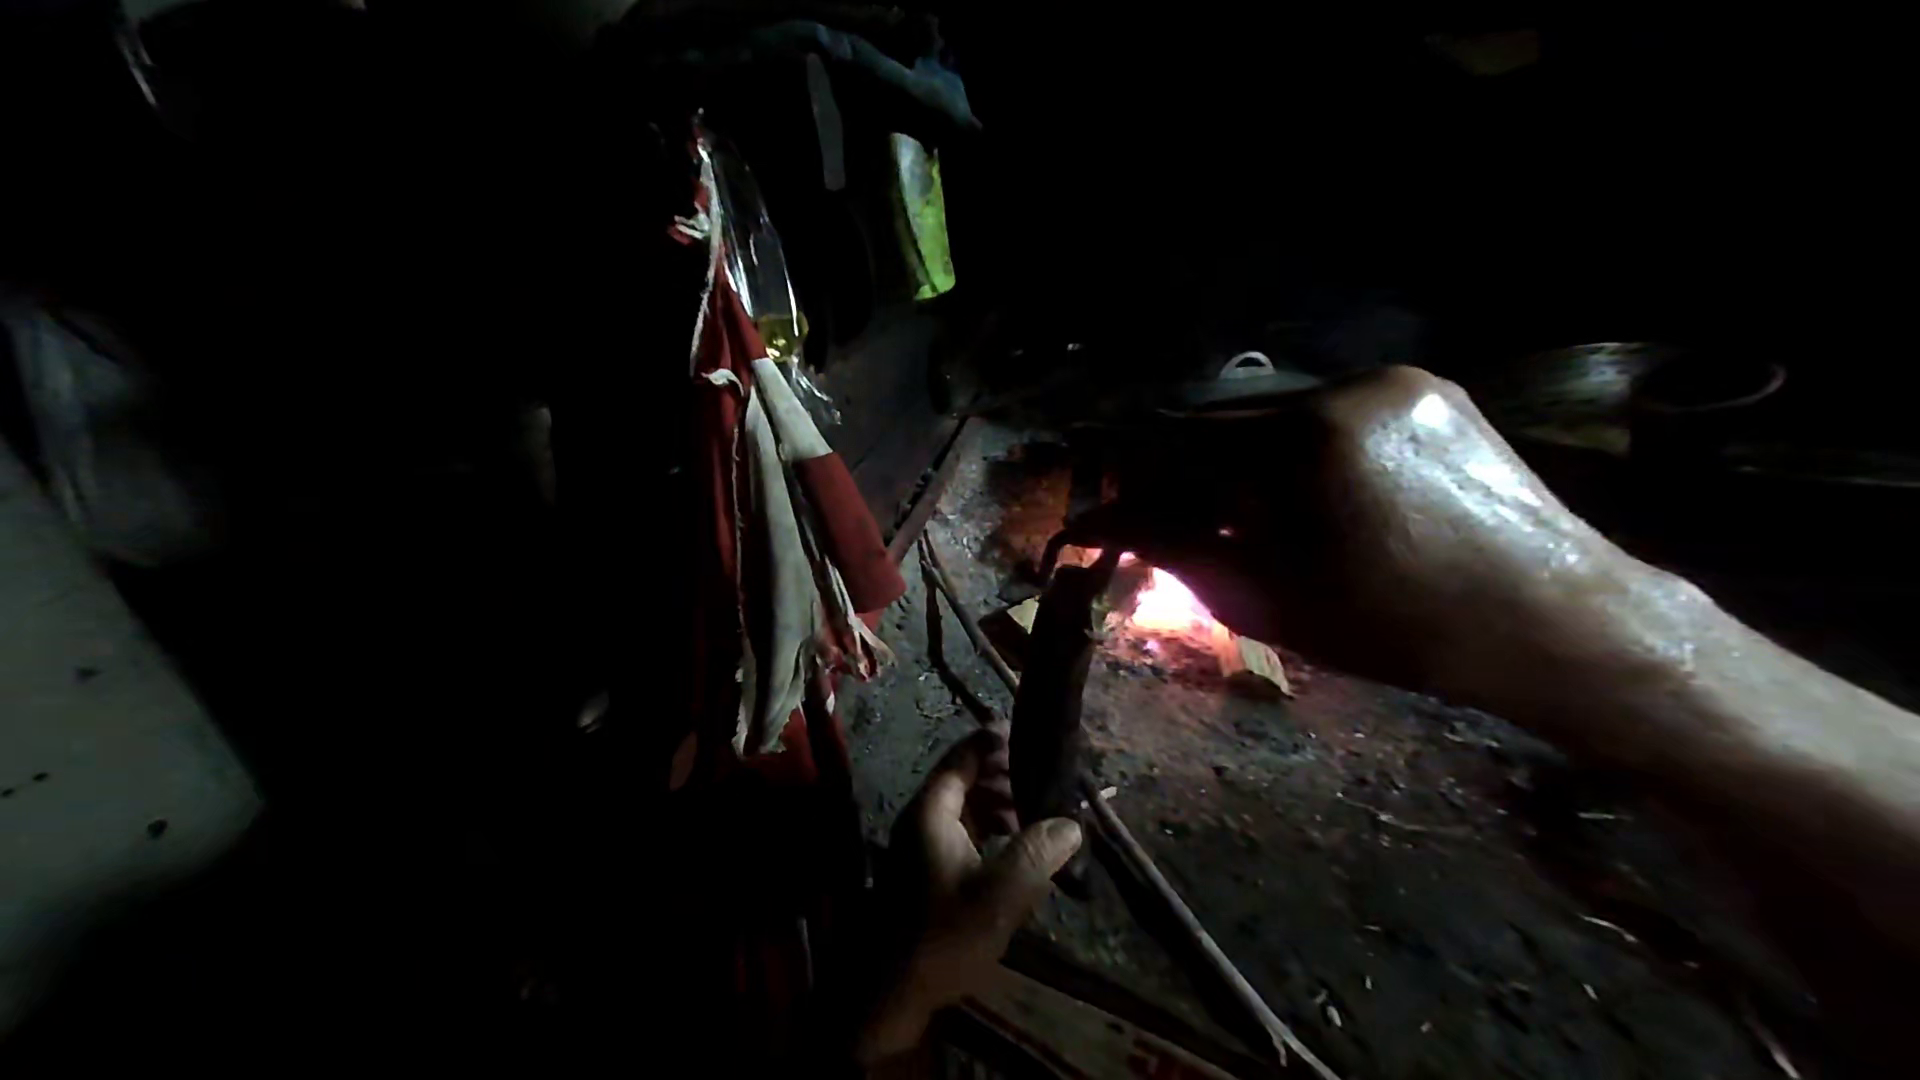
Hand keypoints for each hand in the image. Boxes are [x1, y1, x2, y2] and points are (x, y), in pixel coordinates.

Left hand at [855, 729, 1082, 1064]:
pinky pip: (962, 832)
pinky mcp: (926, 870)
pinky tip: (1015, 849)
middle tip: (1044, 779)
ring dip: (998, 804)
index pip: (963, 756)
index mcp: (932, 810)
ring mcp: (921, 845)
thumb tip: (1072, 823)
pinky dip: (989, 829)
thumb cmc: (942, 935)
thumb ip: (1037, 853)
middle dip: (1004, 775)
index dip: (993, 741)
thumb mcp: (998, 896)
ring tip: (1035, 815)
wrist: (889, 994)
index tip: (1028, 734)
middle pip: (965, 779)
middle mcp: (923, 817)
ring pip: (964, 807)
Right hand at [1065, 366, 1673, 714]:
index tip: (1120, 519)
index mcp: (1304, 439)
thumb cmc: (1393, 626)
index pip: (1177, 445)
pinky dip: (1291, 449)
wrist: (1553, 622)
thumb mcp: (1263, 595)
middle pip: (1220, 421)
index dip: (1138, 485)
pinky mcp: (1422, 386)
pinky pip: (1322, 411)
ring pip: (1267, 414)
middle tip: (1181, 523)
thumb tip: (1091, 524)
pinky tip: (1304, 496)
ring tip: (1247, 518)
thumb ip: (1170, 547)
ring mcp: (1391, 379)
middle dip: (1184, 473)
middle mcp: (1345, 386)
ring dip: (1236, 461)